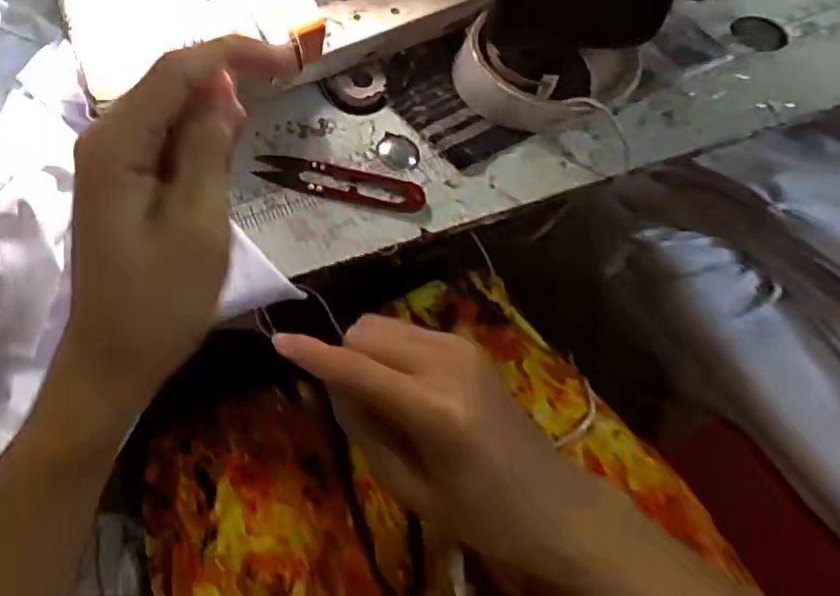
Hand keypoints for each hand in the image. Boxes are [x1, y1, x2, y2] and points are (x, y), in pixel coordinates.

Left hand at [54, 36, 297, 420]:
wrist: (110, 358)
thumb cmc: (158, 303)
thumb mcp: (198, 224)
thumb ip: (209, 148)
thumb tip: (225, 90)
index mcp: (116, 142)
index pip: (175, 69)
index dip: (231, 51)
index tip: (286, 57)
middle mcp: (103, 135)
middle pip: (167, 80)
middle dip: (222, 73)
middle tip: (280, 80)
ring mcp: (106, 155)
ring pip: (165, 105)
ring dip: (210, 103)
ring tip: (253, 119)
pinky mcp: (117, 174)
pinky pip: (160, 134)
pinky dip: (194, 132)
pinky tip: (222, 145)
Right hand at [274, 317, 615, 583]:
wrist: (561, 507)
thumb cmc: (484, 514)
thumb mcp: (411, 489)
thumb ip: (363, 429)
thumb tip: (332, 381)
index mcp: (435, 412)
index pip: (356, 370)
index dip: (313, 354)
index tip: (278, 341)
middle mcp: (445, 365)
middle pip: (361, 333)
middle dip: (344, 358)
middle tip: (359, 406)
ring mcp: (457, 347)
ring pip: (377, 324)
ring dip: (364, 352)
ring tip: (387, 398)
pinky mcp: (462, 342)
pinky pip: (400, 330)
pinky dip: (386, 350)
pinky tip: (407, 386)